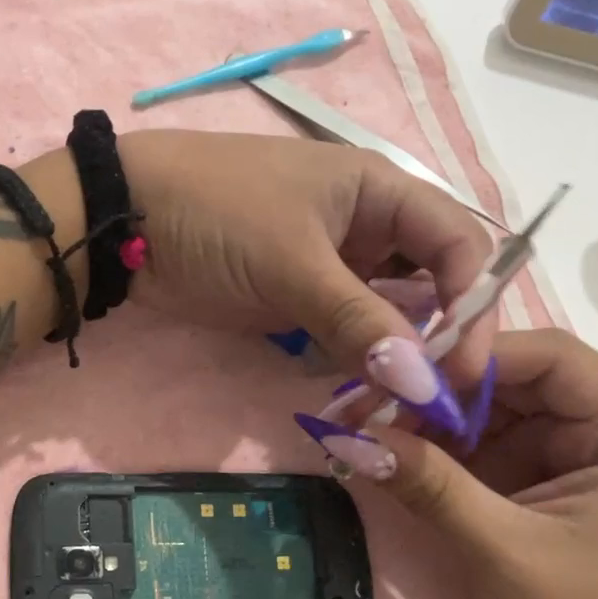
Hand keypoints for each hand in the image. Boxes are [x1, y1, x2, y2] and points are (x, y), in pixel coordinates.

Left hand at [120, 130, 495, 429]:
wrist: (123, 222)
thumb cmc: (217, 214)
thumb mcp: (292, 262)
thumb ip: (358, 319)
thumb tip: (423, 383)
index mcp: (382, 190)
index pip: (460, 245)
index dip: (474, 304)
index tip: (465, 370)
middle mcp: (367, 225)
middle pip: (427, 286)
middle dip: (434, 340)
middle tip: (431, 404)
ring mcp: (327, 264)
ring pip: (381, 316)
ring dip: (389, 358)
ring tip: (392, 408)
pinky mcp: (292, 297)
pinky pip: (339, 331)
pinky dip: (348, 359)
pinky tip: (356, 393)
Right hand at [300, 329, 597, 598]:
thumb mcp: (500, 548)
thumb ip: (428, 484)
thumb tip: (343, 433)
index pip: (551, 358)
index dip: (473, 356)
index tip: (400, 375)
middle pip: (518, 383)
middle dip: (442, 395)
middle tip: (370, 408)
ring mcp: (580, 461)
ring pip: (498, 416)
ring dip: (437, 425)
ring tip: (374, 435)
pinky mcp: (550, 488)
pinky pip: (492, 450)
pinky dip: (446, 454)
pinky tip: (401, 461)